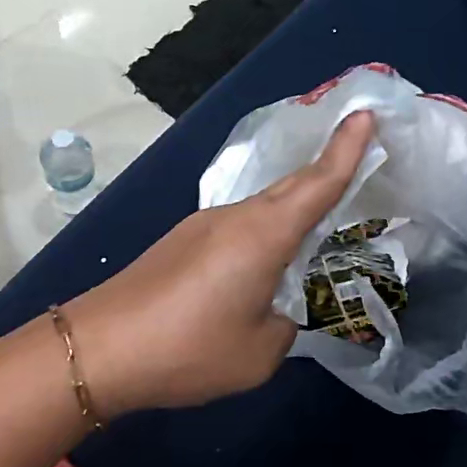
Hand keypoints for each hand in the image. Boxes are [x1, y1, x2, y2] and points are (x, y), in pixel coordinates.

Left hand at [63, 111, 375, 416]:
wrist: (100, 349)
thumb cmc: (188, 349)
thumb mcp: (257, 353)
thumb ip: (281, 325)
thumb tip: (273, 309)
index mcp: (262, 235)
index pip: (316, 182)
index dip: (346, 149)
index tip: (366, 113)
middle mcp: (233, 218)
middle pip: (289, 186)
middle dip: (325, 169)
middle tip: (358, 159)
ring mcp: (200, 226)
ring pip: (260, 209)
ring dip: (290, 209)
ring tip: (318, 227)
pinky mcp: (179, 242)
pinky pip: (235, 228)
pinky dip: (261, 233)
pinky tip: (261, 262)